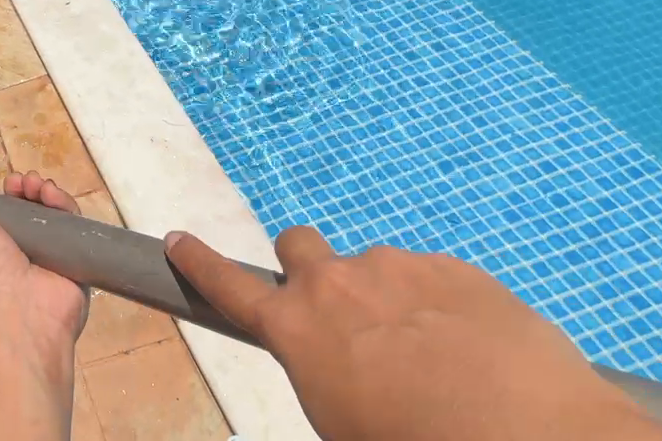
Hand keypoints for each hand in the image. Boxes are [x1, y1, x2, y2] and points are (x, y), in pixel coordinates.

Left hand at [0, 163, 89, 359]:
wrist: (20, 319)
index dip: (3, 194)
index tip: (4, 183)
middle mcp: (17, 253)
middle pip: (27, 209)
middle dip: (25, 188)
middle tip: (23, 182)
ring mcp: (47, 258)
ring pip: (51, 215)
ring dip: (45, 192)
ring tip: (39, 187)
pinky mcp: (75, 262)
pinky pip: (74, 228)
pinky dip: (65, 208)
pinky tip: (55, 198)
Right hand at [165, 227, 661, 440]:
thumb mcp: (348, 432)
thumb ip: (330, 392)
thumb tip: (347, 382)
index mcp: (297, 330)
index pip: (226, 285)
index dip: (198, 262)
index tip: (179, 239)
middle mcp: (334, 285)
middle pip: (297, 245)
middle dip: (309, 270)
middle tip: (347, 315)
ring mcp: (394, 268)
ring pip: (376, 270)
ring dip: (390, 301)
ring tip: (443, 358)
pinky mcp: (454, 268)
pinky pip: (435, 280)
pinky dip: (446, 308)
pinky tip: (482, 352)